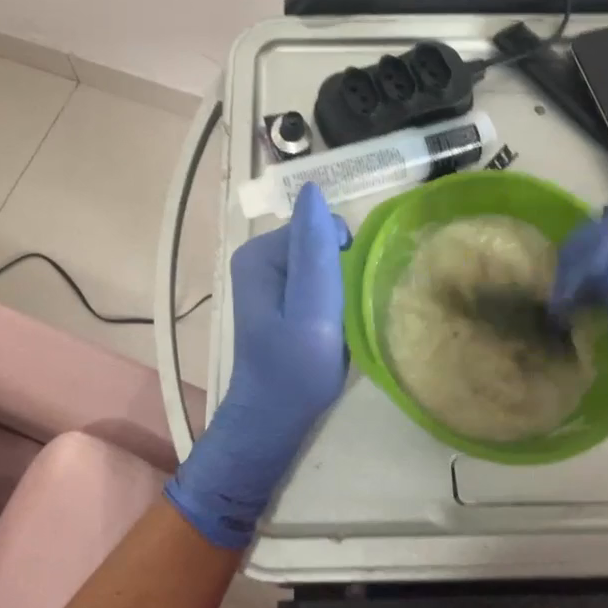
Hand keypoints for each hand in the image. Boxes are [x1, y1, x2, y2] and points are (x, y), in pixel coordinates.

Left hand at [166, 183, 349, 548]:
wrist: (275, 419)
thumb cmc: (296, 367)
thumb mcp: (313, 307)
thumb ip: (315, 250)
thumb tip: (313, 189)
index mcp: (260, 253)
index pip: (319, 227)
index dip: (345, 258)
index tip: (347, 294)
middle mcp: (259, 258)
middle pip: (321, 244)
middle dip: (342, 273)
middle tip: (343, 313)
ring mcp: (269, 280)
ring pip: (323, 264)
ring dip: (340, 288)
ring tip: (341, 321)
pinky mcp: (281, 300)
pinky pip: (318, 283)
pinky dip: (333, 300)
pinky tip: (334, 326)